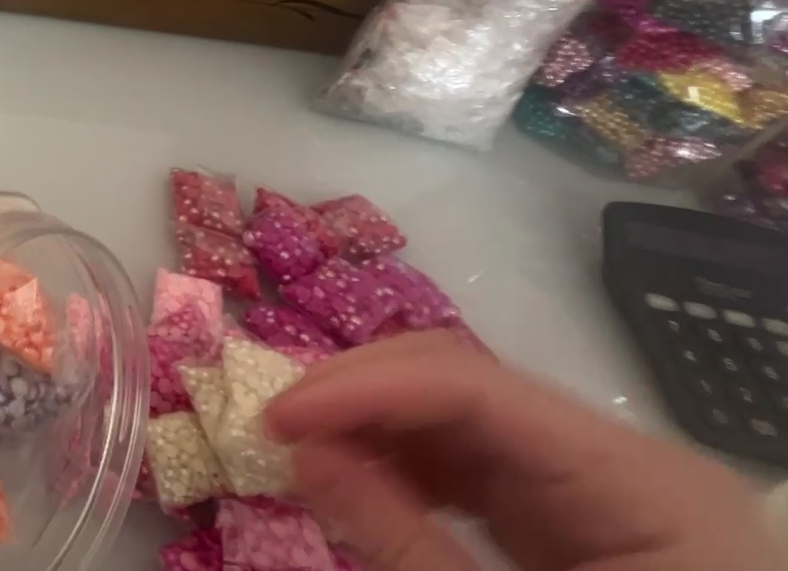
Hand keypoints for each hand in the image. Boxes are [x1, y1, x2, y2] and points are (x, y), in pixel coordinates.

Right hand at [264, 331, 778, 570]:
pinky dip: (398, 461)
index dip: (362, 388)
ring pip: (450, 408)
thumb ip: (403, 540)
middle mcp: (618, 457)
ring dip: (367, 422)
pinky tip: (353, 476)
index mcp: (642, 482)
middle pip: (459, 379)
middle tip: (278, 425)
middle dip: (357, 393)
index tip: (279, 417)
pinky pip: (464, 457)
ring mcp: (591, 479)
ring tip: (301, 448)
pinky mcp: (565, 508)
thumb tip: (298, 451)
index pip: (472, 386)